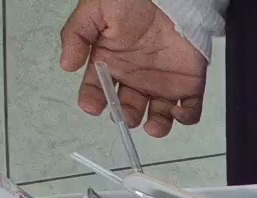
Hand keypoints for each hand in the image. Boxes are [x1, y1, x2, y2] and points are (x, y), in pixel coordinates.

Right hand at [60, 0, 207, 137]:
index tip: (91, 106)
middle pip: (130, 106)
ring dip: (157, 125)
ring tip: (152, 127)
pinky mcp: (189, 87)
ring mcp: (163, 84)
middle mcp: (136, 77)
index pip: (99, 88)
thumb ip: (78, 35)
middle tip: (125, 117)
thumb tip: (66, 64)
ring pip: (160, 114)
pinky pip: (190, 110)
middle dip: (127, 116)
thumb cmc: (130, 0)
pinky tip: (177, 114)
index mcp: (112, 62)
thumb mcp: (94, 11)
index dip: (94, 99)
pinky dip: (186, 118)